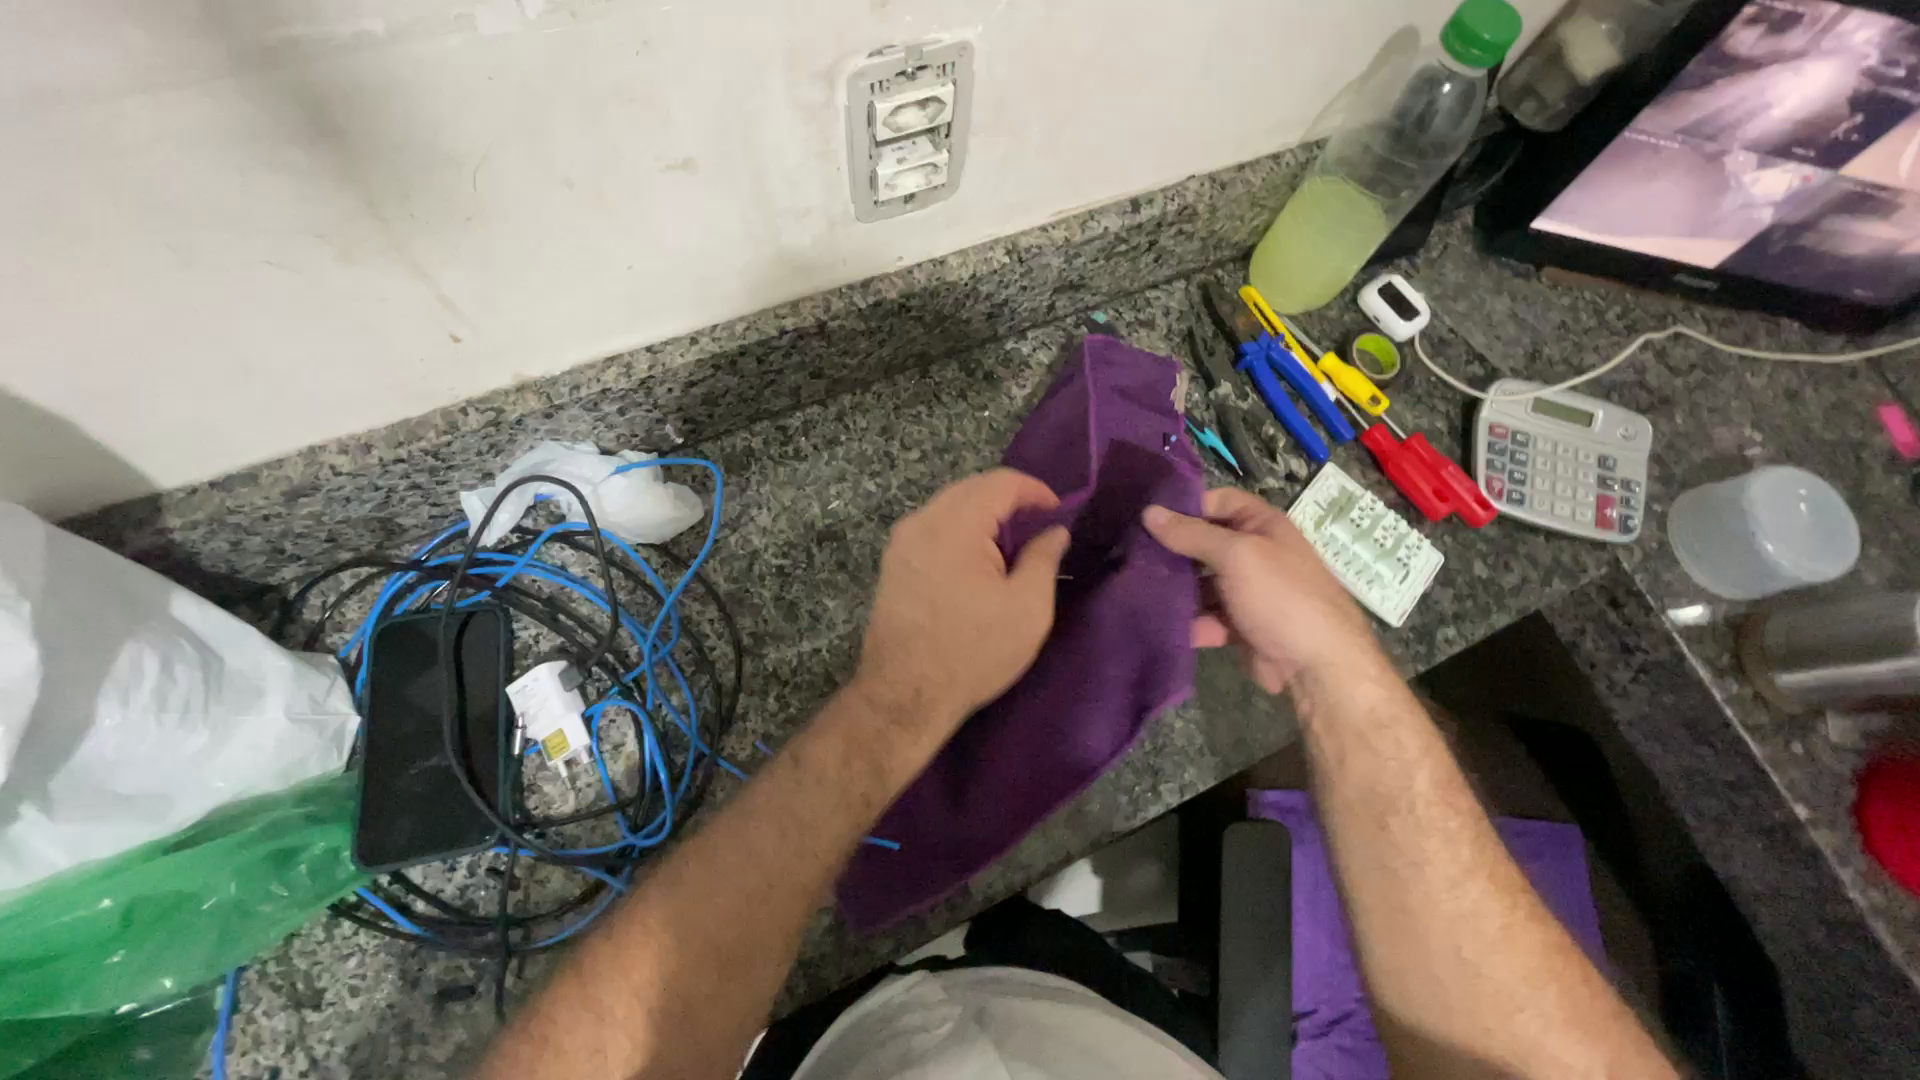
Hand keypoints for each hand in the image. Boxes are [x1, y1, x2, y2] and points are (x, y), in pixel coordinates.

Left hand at [854, 468, 1071, 739]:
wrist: (904, 695)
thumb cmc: (973, 652)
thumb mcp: (1027, 608)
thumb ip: (1043, 559)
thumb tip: (1055, 532)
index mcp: (956, 525)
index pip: (1000, 482)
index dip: (1035, 490)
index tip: (1059, 511)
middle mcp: (922, 522)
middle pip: (971, 488)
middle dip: (1008, 499)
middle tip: (1038, 525)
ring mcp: (901, 543)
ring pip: (948, 507)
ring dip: (982, 515)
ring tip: (1011, 543)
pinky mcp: (892, 564)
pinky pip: (932, 529)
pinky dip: (960, 531)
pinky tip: (977, 560)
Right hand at [1142, 487, 1375, 694]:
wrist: (1316, 665)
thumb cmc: (1280, 596)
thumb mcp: (1236, 556)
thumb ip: (1191, 534)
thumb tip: (1149, 512)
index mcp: (1262, 526)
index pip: (1219, 501)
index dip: (1186, 505)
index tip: (1147, 517)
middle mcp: (1255, 554)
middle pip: (1205, 543)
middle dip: (1172, 550)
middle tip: (1130, 554)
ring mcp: (1247, 591)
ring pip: (1200, 583)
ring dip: (1174, 589)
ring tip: (1135, 590)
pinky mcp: (1239, 625)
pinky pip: (1205, 617)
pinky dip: (1186, 622)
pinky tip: (1156, 623)